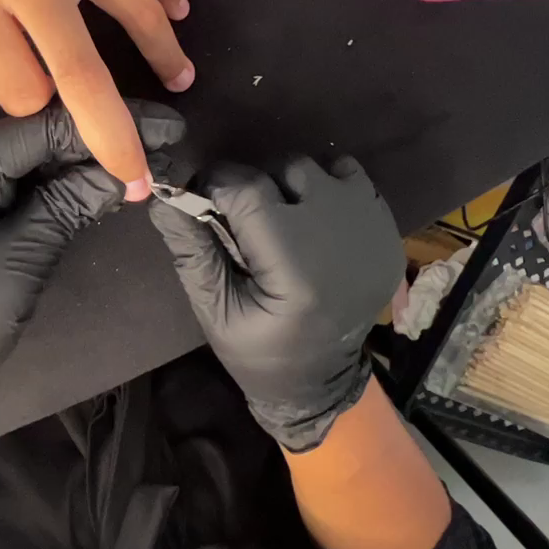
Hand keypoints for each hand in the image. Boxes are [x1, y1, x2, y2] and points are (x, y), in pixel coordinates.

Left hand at [0, 102, 186, 471]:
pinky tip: (96, 182)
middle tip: (159, 141)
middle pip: (30, 134)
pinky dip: (54, 184)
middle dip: (94, 139)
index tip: (163, 126)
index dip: (103, 126)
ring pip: (26, 158)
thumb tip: (128, 168)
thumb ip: (70, 203)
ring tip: (139, 161)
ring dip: (79, 161)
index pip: (36, 127)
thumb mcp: (21, 259)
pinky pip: (13, 183)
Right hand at [149, 158, 404, 450]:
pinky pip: (349, 174)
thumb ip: (191, 251)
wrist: (321, 381)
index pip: (245, 191)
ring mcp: (371, 229)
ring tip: (278, 219)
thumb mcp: (214, 311)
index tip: (202, 200)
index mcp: (294, 267)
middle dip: (252, 186)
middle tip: (242, 221)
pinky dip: (325, 185)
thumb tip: (164, 196)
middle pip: (283, 171)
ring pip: (315, 167)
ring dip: (288, 184)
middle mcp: (340, 237)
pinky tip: (313, 219)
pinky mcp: (385, 229)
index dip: (214, 186)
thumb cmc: (259, 353)